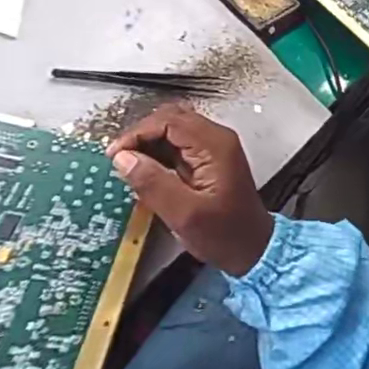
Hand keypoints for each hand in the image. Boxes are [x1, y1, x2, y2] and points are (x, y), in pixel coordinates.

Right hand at [107, 105, 271, 276]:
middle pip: (171, 118)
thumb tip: (122, 158)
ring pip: (174, 129)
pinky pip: (179, 144)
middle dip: (141, 135)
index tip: (114, 154)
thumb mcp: (185, 214)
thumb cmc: (223, 234)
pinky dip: (158, 152)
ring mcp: (214, 147)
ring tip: (127, 165)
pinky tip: (144, 170)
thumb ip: (153, 183)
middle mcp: (216, 138)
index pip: (169, 121)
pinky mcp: (209, 159)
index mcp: (214, 144)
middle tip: (119, 158)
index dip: (138, 133)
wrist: (253, 250)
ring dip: (149, 143)